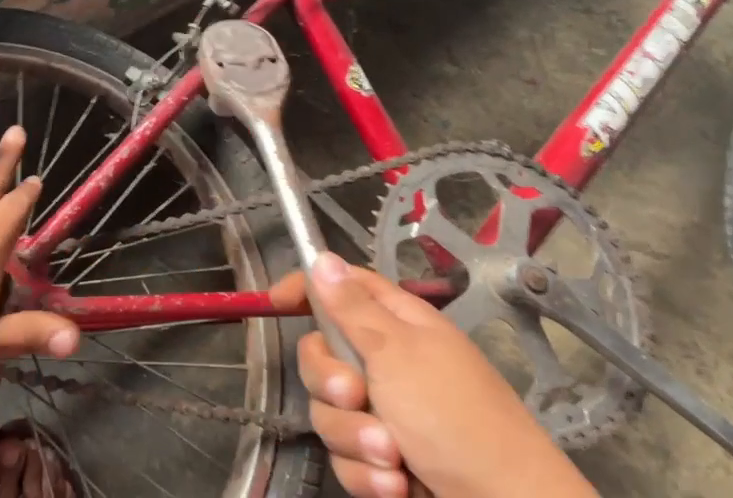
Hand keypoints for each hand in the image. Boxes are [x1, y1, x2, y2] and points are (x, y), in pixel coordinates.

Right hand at [276, 253, 596, 497]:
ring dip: (356, 438)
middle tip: (356, 396)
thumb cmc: (456, 419)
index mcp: (397, 325)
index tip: (275, 303)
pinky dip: (367, 476)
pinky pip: (346, 458)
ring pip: (329, 413)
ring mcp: (385, 414)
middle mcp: (387, 364)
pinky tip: (398, 486)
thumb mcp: (398, 354)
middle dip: (332, 385)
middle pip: (321, 355)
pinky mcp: (383, 462)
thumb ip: (351, 308)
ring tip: (394, 460)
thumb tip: (323, 257)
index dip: (307, 290)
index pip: (342, 289)